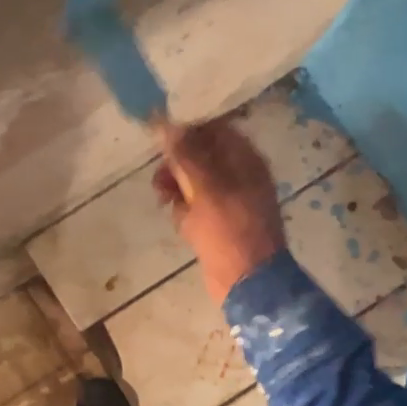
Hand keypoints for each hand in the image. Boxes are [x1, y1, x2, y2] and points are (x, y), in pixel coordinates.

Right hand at [152, 111, 286, 302]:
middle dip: (177, 165)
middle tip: (159, 179)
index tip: (163, 144)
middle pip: (202, 156)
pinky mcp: (220, 223)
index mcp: (245, 160)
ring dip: (176, 189)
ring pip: (195, 182)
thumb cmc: (229, 230)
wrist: (247, 282)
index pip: (215, 129)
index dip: (188, 132)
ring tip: (164, 200)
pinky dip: (184, 211)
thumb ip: (185, 154)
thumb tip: (165, 124)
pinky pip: (196, 207)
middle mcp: (240, 175)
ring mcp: (231, 201)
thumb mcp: (205, 188)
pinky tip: (179, 222)